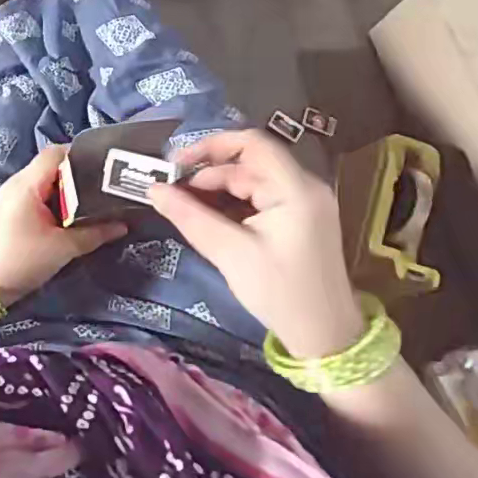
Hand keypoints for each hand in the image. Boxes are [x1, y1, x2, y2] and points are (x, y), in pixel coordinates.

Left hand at [0, 145, 126, 304]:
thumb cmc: (22, 260)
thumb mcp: (63, 248)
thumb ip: (94, 233)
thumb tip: (123, 224)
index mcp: (27, 184)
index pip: (56, 153)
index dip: (81, 155)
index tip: (105, 167)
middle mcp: (19, 183)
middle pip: (53, 165)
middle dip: (80, 173)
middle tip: (106, 184)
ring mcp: (14, 196)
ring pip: (47, 181)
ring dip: (69, 188)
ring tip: (97, 197)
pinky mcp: (14, 210)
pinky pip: (40, 194)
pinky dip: (58, 199)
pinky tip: (76, 212)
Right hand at [148, 130, 364, 357]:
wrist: (324, 334)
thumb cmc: (279, 291)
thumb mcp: (230, 253)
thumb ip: (190, 216)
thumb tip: (153, 190)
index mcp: (295, 188)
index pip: (251, 144)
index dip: (210, 146)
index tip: (175, 163)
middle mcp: (303, 186)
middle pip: (249, 163)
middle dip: (207, 174)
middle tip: (171, 193)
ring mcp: (304, 202)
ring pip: (252, 182)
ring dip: (217, 190)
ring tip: (184, 207)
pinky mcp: (298, 219)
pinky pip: (260, 199)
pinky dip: (232, 204)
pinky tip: (208, 219)